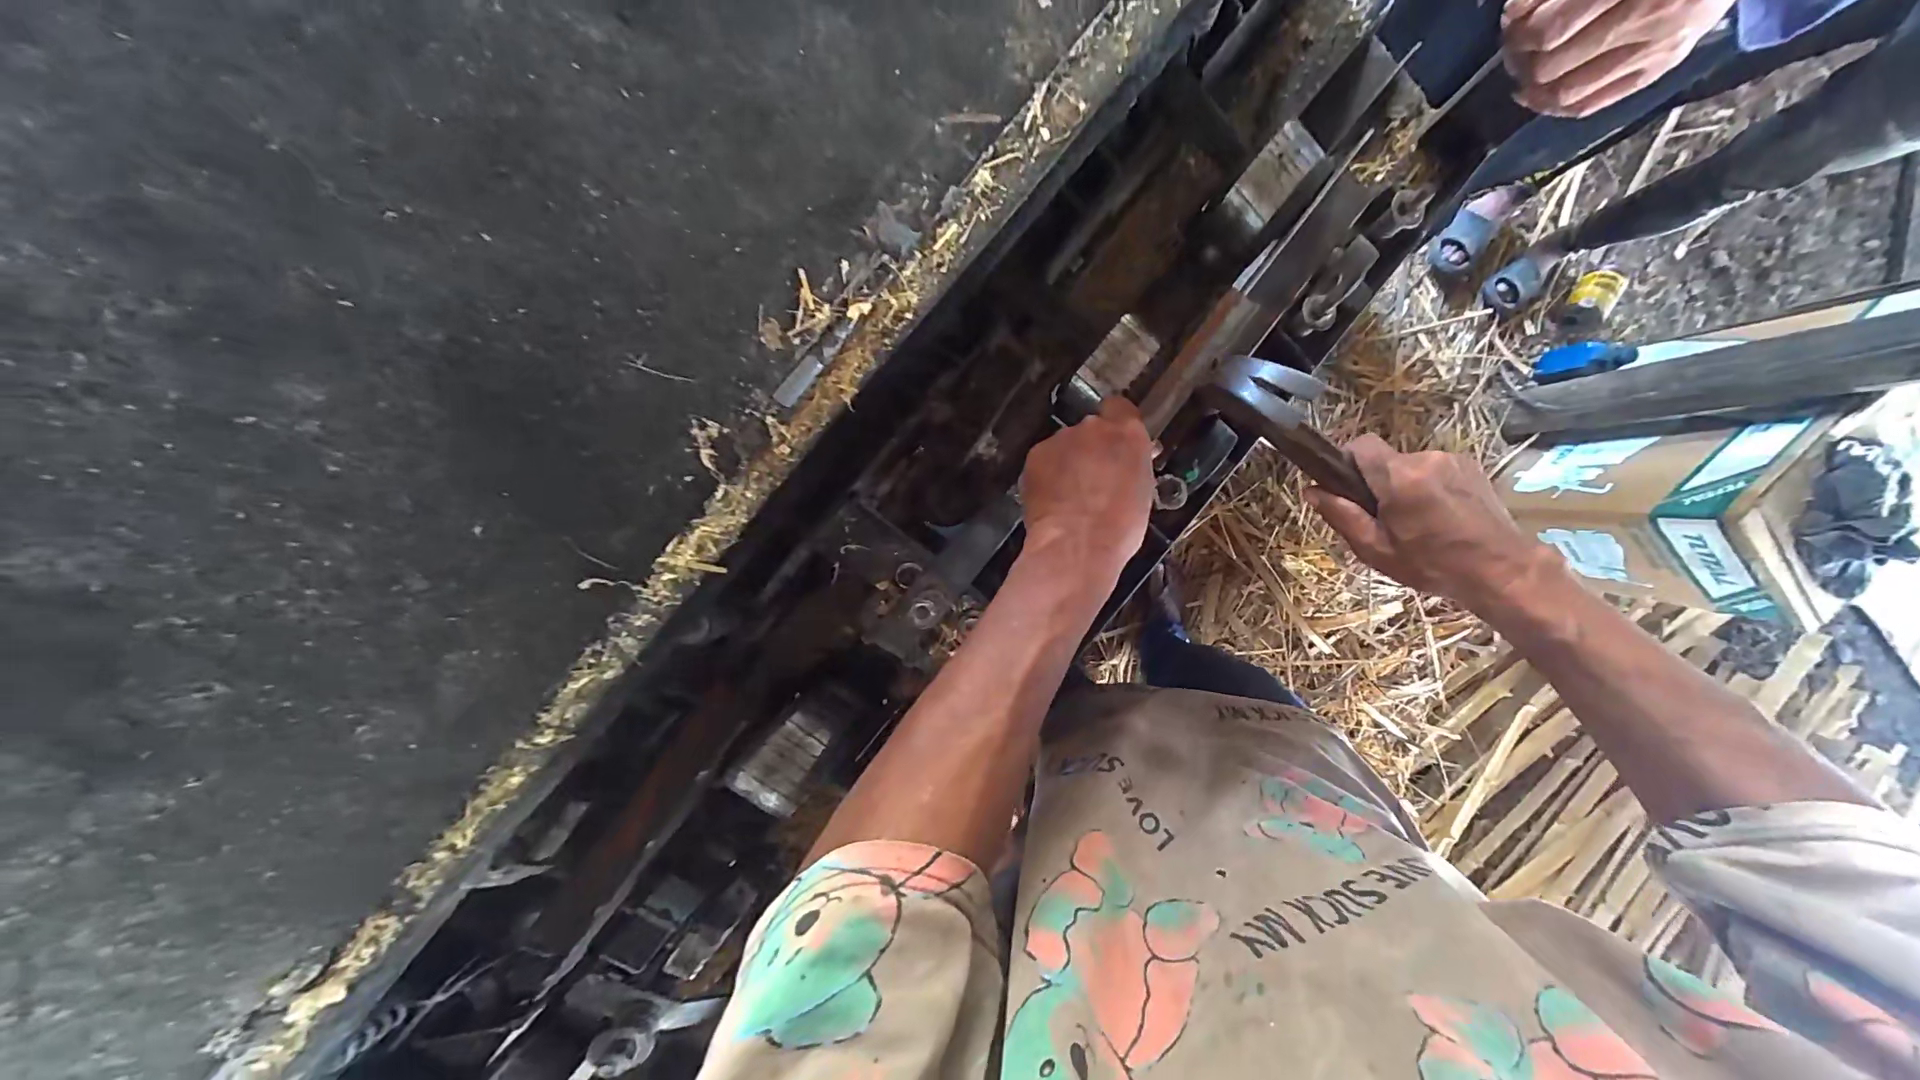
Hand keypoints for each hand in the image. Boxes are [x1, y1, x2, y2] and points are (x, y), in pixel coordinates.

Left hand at [1019, 397, 1154, 577]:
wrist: (1076, 546)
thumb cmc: (1119, 528)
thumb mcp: (1143, 492)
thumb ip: (1132, 466)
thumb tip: (1125, 464)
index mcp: (1128, 435)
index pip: (1120, 408)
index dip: (1116, 424)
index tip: (1115, 443)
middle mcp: (1093, 428)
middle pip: (1090, 429)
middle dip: (1090, 449)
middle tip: (1093, 479)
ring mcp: (1061, 440)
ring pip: (1065, 445)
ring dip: (1067, 462)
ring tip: (1069, 496)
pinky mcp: (1036, 456)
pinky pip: (1044, 459)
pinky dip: (1047, 474)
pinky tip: (1052, 499)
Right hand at [1305, 434, 1560, 609]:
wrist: (1503, 571)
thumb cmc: (1432, 564)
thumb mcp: (1374, 548)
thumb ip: (1341, 515)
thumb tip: (1312, 490)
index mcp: (1400, 476)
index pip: (1359, 445)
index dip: (1346, 462)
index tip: (1346, 489)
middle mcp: (1427, 458)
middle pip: (1384, 460)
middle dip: (1376, 483)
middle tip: (1382, 520)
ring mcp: (1454, 461)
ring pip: (1408, 468)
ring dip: (1402, 488)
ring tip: (1414, 523)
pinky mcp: (1472, 469)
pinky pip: (1432, 472)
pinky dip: (1426, 489)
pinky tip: (1437, 518)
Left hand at [1501, 0, 1733, 116]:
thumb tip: (1515, 10)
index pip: (1549, 31)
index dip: (1518, 29)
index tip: (1511, 17)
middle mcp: (1654, 16)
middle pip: (1549, 65)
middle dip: (1519, 56)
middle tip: (1514, 42)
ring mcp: (1659, 48)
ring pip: (1562, 94)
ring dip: (1530, 86)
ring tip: (1523, 67)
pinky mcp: (1659, 69)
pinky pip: (1587, 105)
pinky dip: (1551, 104)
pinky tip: (1537, 92)